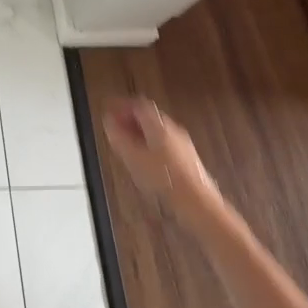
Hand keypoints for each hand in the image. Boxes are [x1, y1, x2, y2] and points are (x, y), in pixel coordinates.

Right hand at [103, 98, 218, 208]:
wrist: (198, 202)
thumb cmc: (163, 177)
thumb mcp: (132, 157)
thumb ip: (118, 136)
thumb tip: (109, 122)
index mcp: (158, 124)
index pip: (138, 104)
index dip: (122, 105)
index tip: (110, 110)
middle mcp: (173, 129)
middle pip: (149, 116)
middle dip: (131, 120)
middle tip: (118, 128)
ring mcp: (183, 144)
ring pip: (158, 131)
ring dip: (141, 133)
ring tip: (128, 146)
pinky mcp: (189, 159)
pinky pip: (166, 144)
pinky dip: (152, 145)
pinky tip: (146, 161)